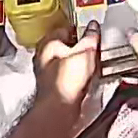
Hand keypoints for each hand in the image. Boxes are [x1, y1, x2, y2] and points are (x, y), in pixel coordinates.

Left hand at [26, 23, 101, 137]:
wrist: (59, 110)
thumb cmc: (66, 81)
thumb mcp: (85, 53)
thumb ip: (90, 37)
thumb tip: (93, 27)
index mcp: (48, 42)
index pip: (66, 28)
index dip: (81, 29)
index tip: (92, 33)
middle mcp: (44, 56)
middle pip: (66, 45)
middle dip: (80, 47)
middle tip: (93, 49)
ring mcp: (47, 72)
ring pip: (66, 60)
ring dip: (79, 62)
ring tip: (91, 65)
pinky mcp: (53, 86)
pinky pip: (67, 75)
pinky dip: (76, 75)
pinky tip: (85, 79)